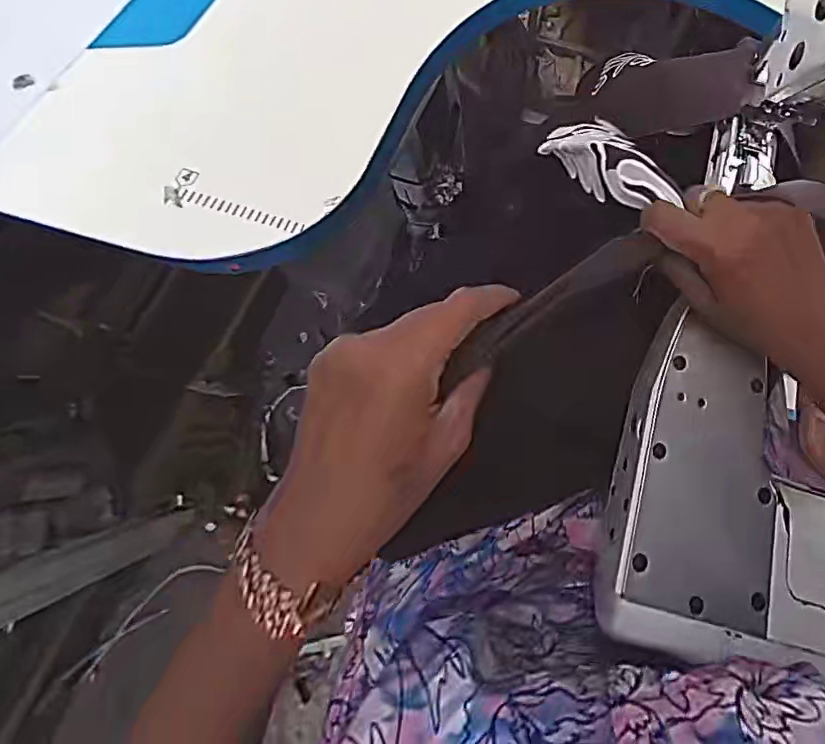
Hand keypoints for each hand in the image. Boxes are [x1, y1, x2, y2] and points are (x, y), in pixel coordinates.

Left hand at [259, 285, 517, 587]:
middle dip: (463, 318)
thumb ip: (472, 387)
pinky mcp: (325, 362)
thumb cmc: (385, 496)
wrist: (310, 527)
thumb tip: (483, 358)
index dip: (491, 297)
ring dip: (432, 334)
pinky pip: (380, 340)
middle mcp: (365, 346)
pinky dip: (404, 347)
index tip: (513, 299)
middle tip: (490, 335)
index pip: (456, 308)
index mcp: (399, 365)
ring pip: (405, 324)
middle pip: (429, 312)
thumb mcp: (448, 443)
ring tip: (453, 362)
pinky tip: (414, 375)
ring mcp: (340, 351)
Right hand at [641, 190, 824, 431]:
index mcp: (716, 246)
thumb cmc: (768, 325)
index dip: (654, 222)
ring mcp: (769, 211)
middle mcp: (742, 221)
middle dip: (692, 217)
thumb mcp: (707, 305)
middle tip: (705, 247)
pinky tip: (760, 247)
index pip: (662, 212)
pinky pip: (755, 201)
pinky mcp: (789, 208)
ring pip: (726, 197)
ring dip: (723, 217)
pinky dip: (752, 219)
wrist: (815, 325)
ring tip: (739, 251)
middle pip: (695, 195)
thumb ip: (677, 271)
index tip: (657, 228)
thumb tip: (662, 249)